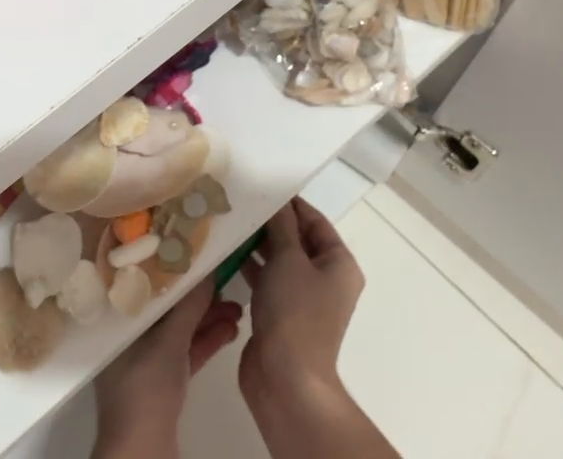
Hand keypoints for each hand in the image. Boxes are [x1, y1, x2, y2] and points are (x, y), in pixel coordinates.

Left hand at [93, 281, 242, 455]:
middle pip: (166, 306)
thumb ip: (188, 306)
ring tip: (238, 307)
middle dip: (198, 296)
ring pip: (178, 329)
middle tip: (226, 282)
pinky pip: (184, 351)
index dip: (172, 268)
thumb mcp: (169, 340)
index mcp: (117, 318)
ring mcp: (144, 358)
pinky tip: (231, 330)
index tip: (198, 255)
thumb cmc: (147, 385)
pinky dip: (205, 341)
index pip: (144, 282)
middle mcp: (127, 333)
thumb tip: (207, 270)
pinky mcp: (161, 380)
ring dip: (207, 318)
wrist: (143, 448)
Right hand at [238, 198, 364, 407]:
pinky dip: (249, 267)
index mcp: (339, 264)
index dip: (289, 202)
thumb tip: (275, 200)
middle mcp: (325, 279)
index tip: (258, 186)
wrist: (286, 377)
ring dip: (255, 244)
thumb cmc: (294, 312)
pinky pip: (266, 280)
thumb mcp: (287, 259)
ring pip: (278, 260)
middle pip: (296, 239)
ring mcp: (302, 298)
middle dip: (268, 222)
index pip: (314, 220)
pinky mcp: (280, 313)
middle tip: (235, 202)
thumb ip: (280, 226)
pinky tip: (223, 253)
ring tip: (225, 222)